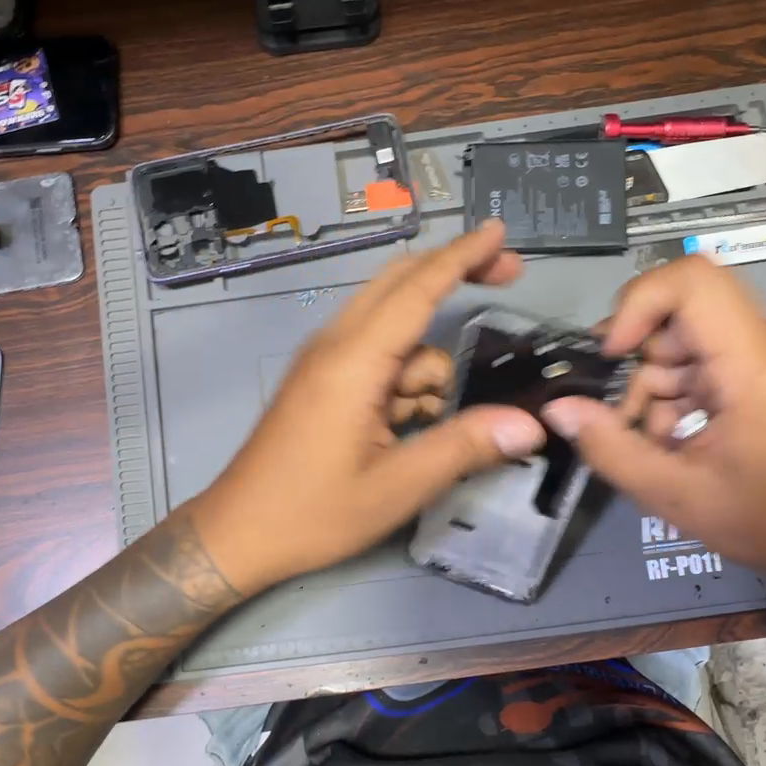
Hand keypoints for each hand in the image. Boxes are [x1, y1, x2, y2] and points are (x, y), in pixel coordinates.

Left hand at [188, 224, 547, 593]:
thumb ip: (463, 448)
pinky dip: (402, 376)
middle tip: (507, 280)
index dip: (463, 256)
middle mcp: (335, 346)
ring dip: (425, 359)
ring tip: (424, 423)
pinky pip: (374, 355)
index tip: (501, 232)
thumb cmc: (313, 513)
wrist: (238, 532)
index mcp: (353, 362)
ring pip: (392, 329)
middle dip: (453, 277)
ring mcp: (323, 362)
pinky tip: (403, 425)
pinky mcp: (318, 381)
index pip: (417, 288)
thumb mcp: (397, 488)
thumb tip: (527, 425)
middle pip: (401, 285)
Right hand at [539, 257, 765, 596]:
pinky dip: (686, 397)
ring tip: (662, 447)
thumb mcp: (677, 496)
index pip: (689, 279)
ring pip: (692, 344)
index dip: (637, 304)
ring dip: (660, 390)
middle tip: (630, 426)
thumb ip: (611, 449)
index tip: (612, 357)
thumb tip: (558, 409)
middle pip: (681, 317)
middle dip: (640, 366)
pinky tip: (685, 444)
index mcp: (754, 360)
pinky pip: (714, 363)